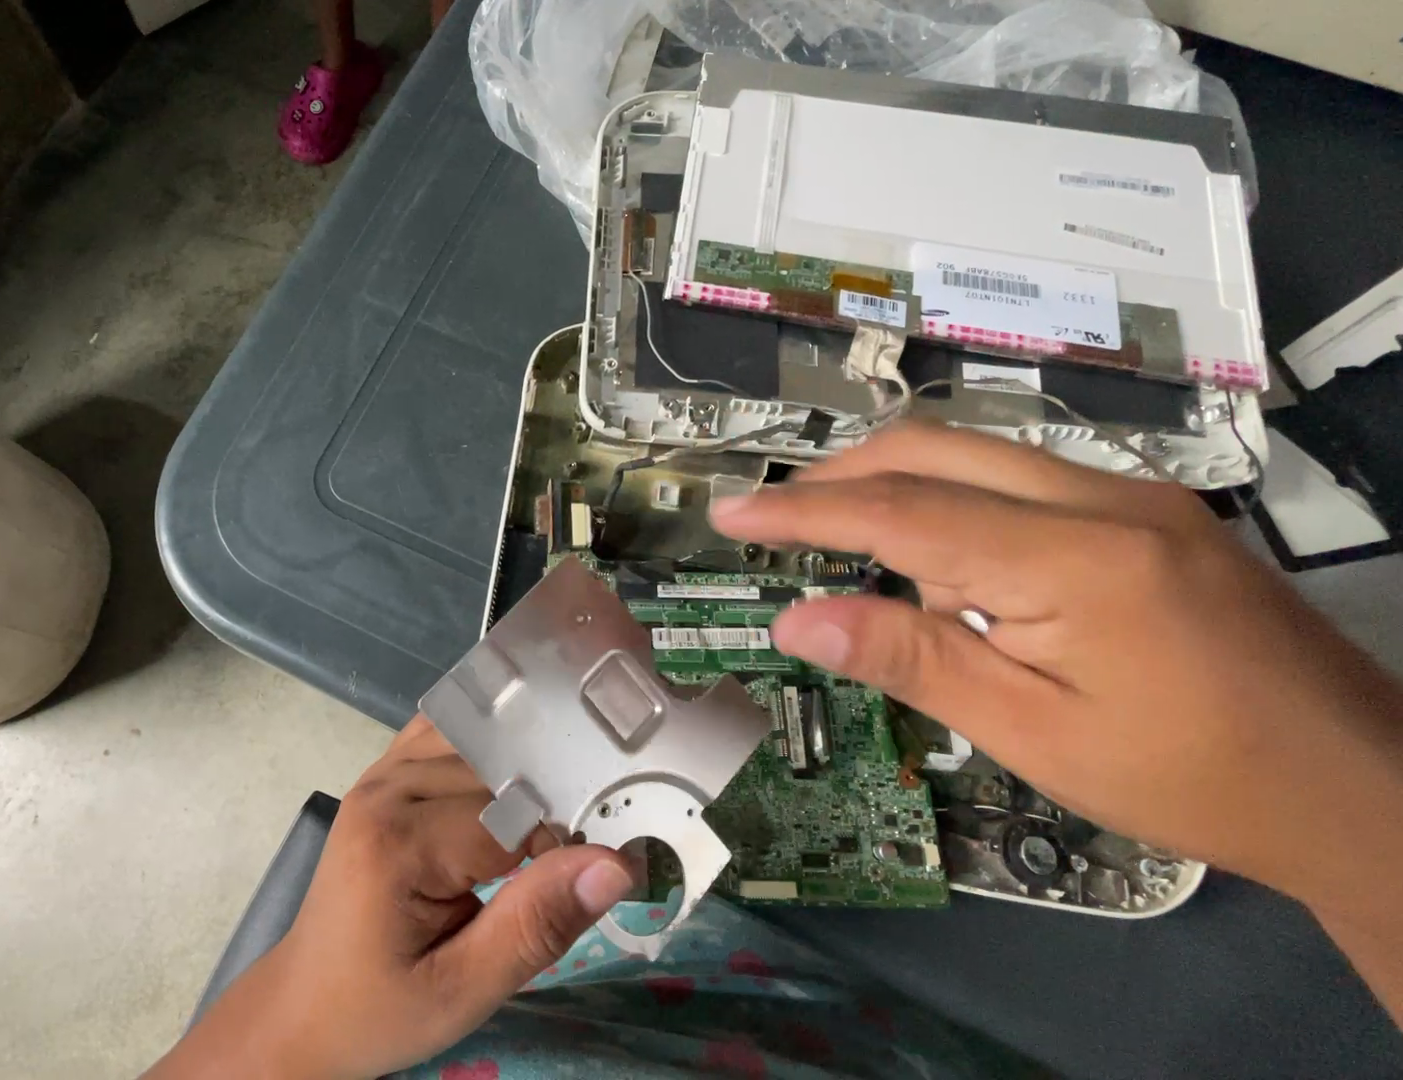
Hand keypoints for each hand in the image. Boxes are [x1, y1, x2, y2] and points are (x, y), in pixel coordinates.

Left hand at [147, 716, 632, 1078]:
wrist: (305, 1002)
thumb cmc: (380, 1006)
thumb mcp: (462, 991)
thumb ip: (535, 925)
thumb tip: (616, 865)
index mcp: (400, 838)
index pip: (514, 811)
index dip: (564, 843)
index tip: (592, 879)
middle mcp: (388, 786)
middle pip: (500, 766)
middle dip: (550, 801)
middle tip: (584, 845)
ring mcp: (382, 771)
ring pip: (482, 738)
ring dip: (525, 769)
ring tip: (557, 813)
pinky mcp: (385, 772)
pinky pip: (450, 732)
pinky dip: (493, 746)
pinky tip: (517, 777)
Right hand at [709, 423, 1402, 1016]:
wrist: (1365, 788)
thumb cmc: (1187, 777)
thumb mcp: (1029, 731)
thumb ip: (909, 659)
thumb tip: (794, 620)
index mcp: (1072, 561)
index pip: (900, 511)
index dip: (802, 511)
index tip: (730, 514)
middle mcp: (1102, 500)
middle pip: (934, 449)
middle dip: (838, 475)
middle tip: (773, 516)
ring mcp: (1131, 497)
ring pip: (973, 454)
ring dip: (888, 484)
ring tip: (834, 540)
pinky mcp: (1143, 513)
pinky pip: (1014, 481)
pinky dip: (944, 501)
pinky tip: (934, 561)